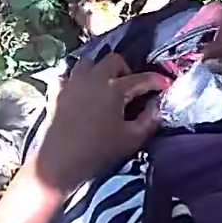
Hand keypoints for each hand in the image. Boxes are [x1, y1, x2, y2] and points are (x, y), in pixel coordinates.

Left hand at [19, 52, 168, 195]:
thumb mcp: (132, 139)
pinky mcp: (56, 91)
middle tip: (130, 86)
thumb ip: (149, 120)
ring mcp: (72, 82)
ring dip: (98, 69)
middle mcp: (93, 78)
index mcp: (115, 88)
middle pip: (113, 60)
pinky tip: (78, 90)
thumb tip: (157, 107)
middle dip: (125, 69)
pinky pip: (67, 75)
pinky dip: (75, 79)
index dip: (156, 81)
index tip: (165, 84)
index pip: (141, 78)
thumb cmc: (98, 151)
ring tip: (104, 84)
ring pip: (87, 62)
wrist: (59, 162)